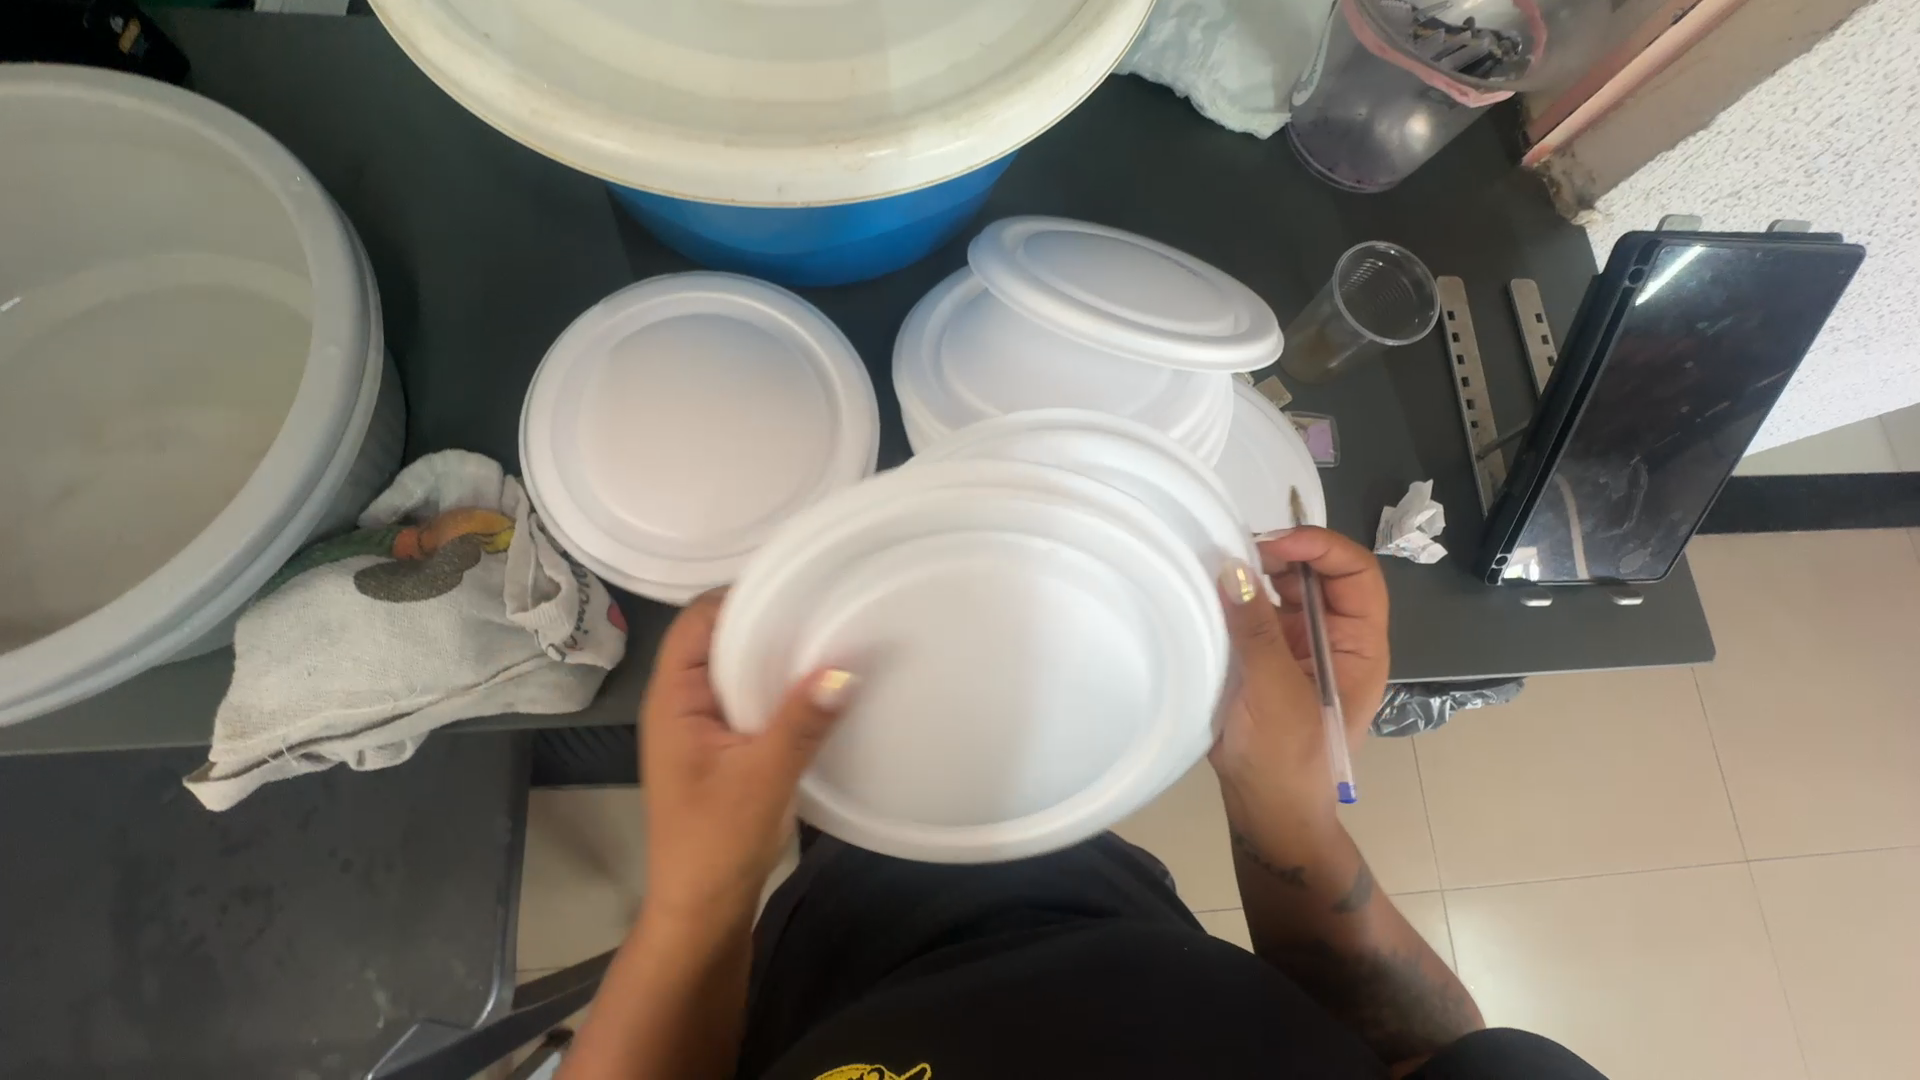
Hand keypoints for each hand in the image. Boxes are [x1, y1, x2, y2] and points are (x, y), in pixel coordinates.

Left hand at [639, 591, 857, 925]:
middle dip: (766, 621)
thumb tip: (846, 666)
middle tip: (823, 606)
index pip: (697, 621)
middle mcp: (682, 703)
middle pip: (719, 638)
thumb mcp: (764, 778)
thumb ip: (802, 721)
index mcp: (673, 700)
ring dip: (775, 654)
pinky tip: (816, 684)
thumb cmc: (717, 845)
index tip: (796, 585)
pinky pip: (750, 696)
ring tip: (827, 636)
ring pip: (737, 668)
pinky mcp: (724, 745)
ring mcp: (702, 725)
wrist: (702, 912)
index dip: (740, 596)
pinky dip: (779, 684)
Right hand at [1210, 527, 1388, 805]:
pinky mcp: (1262, 655)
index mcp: (1358, 645)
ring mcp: (1296, 645)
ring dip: (1256, 573)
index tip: (1275, 543)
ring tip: (1220, 568)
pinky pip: (1253, 613)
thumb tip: (1232, 568)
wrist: (1265, 807)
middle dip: (1284, 555)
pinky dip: (1235, 597)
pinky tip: (1211, 593)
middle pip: (1319, 575)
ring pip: (1284, 590)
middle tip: (1237, 552)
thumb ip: (1256, 629)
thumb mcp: (1276, 692)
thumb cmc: (1287, 757)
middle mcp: (1332, 637)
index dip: (1322, 548)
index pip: (1356, 575)